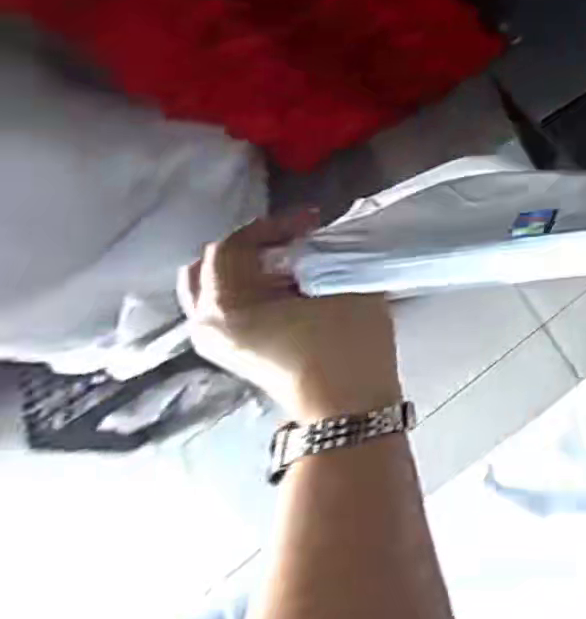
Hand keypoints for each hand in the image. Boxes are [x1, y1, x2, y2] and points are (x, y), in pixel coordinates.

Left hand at [180, 213, 401, 421]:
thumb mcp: (343, 289)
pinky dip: (256, 288)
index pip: (231, 248)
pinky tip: (295, 287)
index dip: (274, 225)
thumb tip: (317, 246)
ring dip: (254, 267)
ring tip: (299, 261)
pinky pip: (230, 307)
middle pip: (210, 268)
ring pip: (217, 289)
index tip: (316, 218)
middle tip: (298, 238)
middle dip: (253, 246)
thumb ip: (323, 261)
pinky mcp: (235, 350)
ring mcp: (215, 341)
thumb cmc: (346, 342)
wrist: (347, 400)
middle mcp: (204, 323)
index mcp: (223, 307)